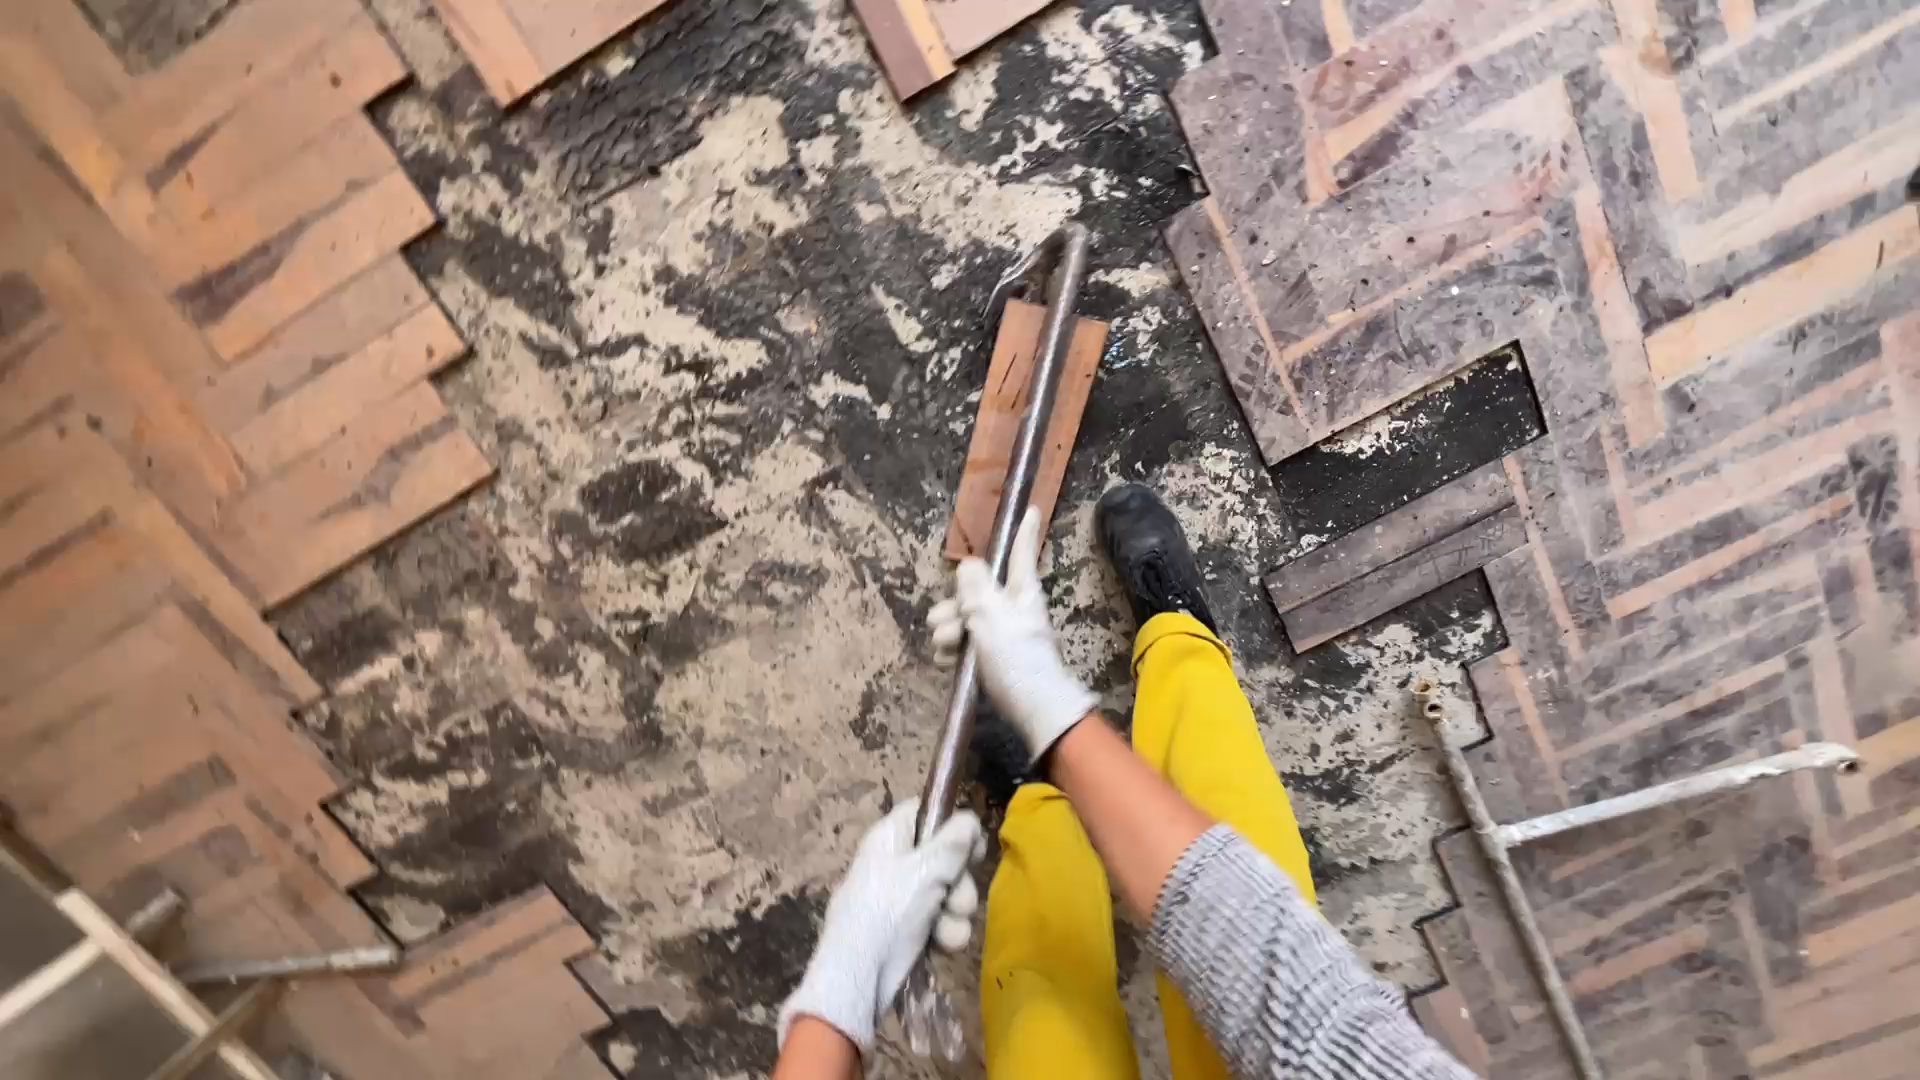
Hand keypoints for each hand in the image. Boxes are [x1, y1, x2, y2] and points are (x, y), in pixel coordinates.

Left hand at [779, 799, 984, 1052]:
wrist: (858, 978)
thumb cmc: (887, 912)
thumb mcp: (925, 870)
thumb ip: (953, 842)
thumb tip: (969, 819)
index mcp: (892, 836)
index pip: (925, 811)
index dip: (951, 823)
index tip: (972, 842)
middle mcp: (899, 861)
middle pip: (946, 854)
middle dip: (960, 880)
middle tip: (958, 899)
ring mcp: (905, 896)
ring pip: (949, 891)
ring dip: (956, 912)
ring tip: (946, 930)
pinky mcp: (912, 928)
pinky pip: (943, 919)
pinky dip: (947, 932)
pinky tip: (943, 945)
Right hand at [930, 509, 1098, 764]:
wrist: (1032, 710)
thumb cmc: (1017, 659)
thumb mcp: (992, 617)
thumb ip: (975, 588)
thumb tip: (968, 565)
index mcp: (1021, 592)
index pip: (1021, 554)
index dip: (1024, 531)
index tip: (1033, 508)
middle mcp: (1011, 607)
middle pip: (974, 590)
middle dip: (953, 604)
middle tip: (950, 625)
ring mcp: (999, 634)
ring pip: (961, 618)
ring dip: (948, 630)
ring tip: (949, 647)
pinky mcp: (988, 658)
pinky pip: (962, 644)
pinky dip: (952, 651)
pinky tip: (948, 662)